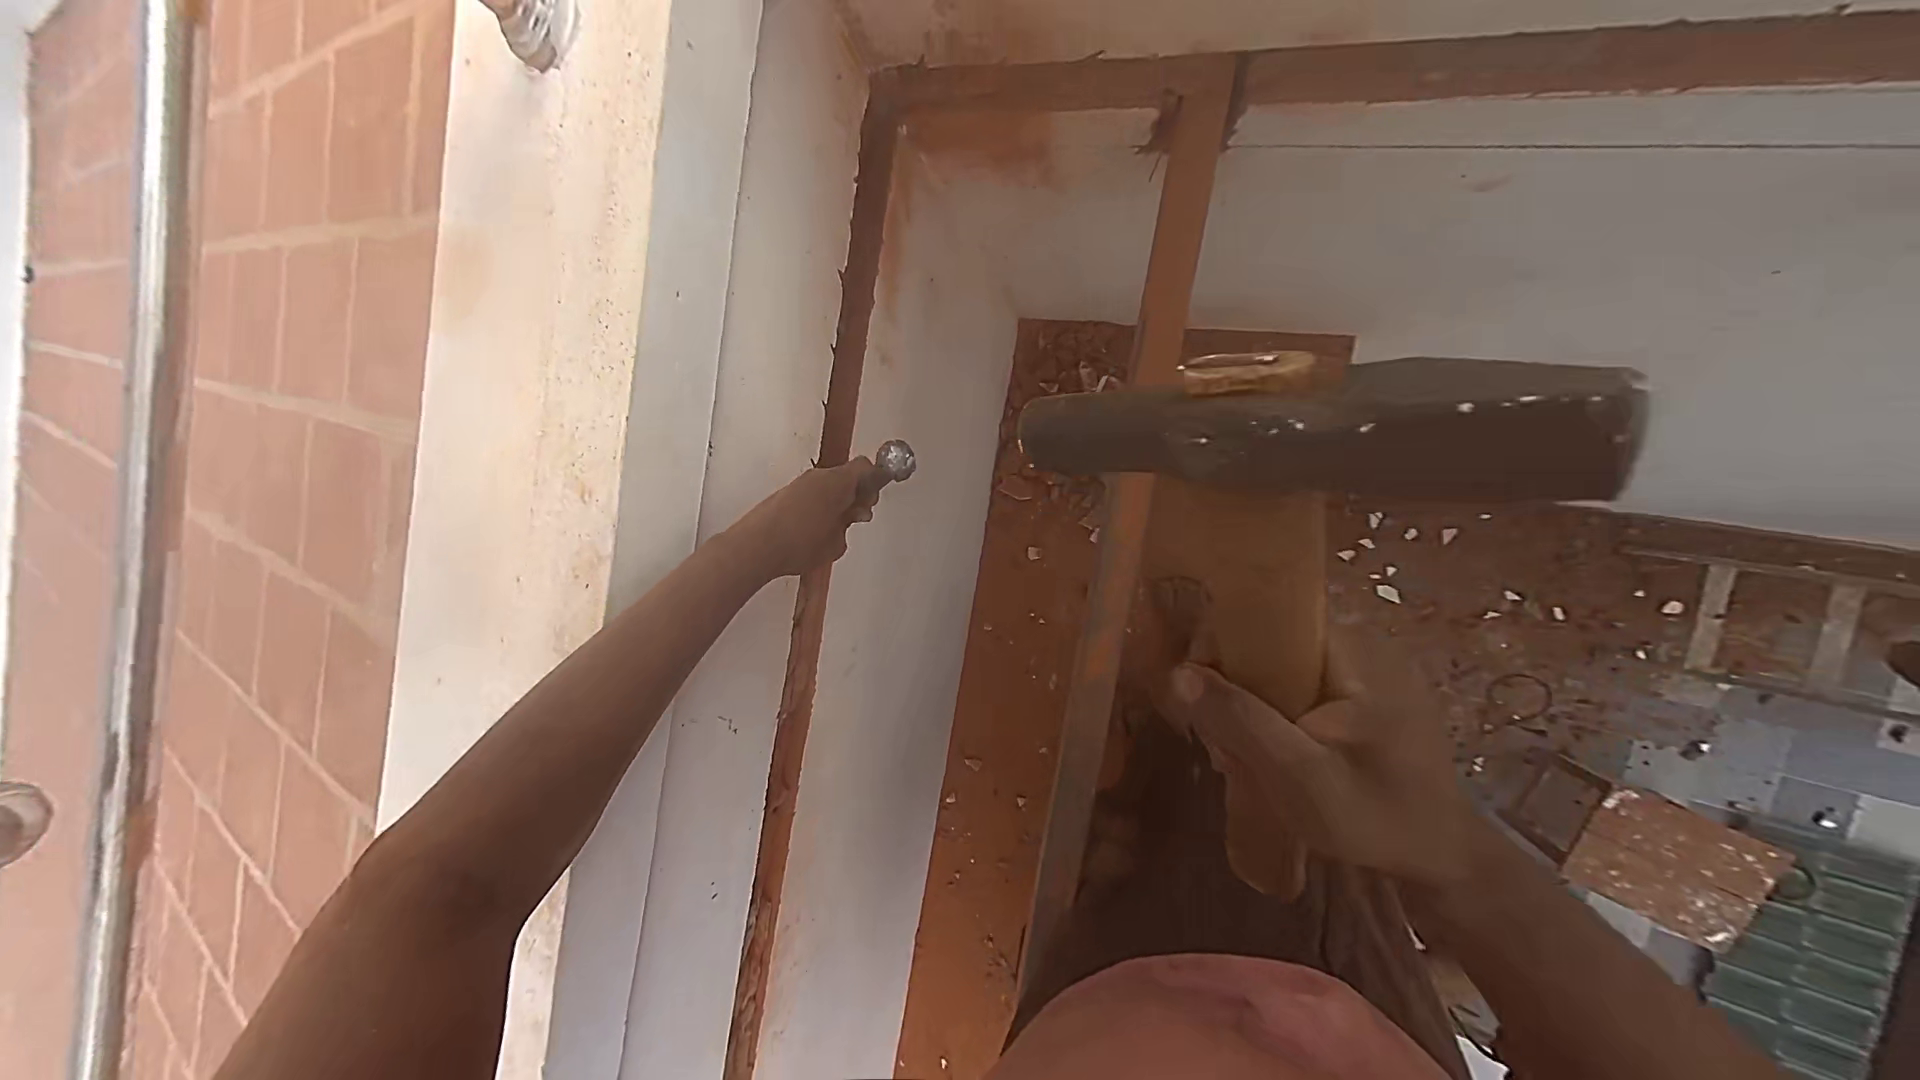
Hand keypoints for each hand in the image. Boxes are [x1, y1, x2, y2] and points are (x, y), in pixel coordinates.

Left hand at [726, 458, 886, 578]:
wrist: (757, 547)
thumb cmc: (798, 543)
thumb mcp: (837, 540)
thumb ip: (849, 523)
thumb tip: (851, 517)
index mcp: (838, 482)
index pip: (866, 468)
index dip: (876, 480)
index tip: (880, 491)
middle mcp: (818, 477)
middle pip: (847, 475)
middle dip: (857, 493)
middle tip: (860, 515)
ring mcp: (799, 484)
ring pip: (829, 485)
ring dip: (838, 501)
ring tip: (836, 528)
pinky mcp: (785, 494)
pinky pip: (812, 493)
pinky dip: (820, 506)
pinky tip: (816, 530)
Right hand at [1156, 642, 1483, 889]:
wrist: (1448, 865)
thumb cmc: (1378, 821)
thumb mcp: (1300, 777)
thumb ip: (1241, 721)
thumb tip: (1179, 672)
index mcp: (1355, 652)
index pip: (1267, 618)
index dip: (1222, 647)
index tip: (1202, 696)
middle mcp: (1363, 645)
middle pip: (1270, 642)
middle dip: (1234, 685)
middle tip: (1223, 741)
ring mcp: (1368, 668)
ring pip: (1280, 665)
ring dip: (1251, 702)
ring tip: (1242, 753)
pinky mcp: (1367, 692)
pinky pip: (1299, 683)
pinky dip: (1275, 710)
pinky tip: (1272, 750)